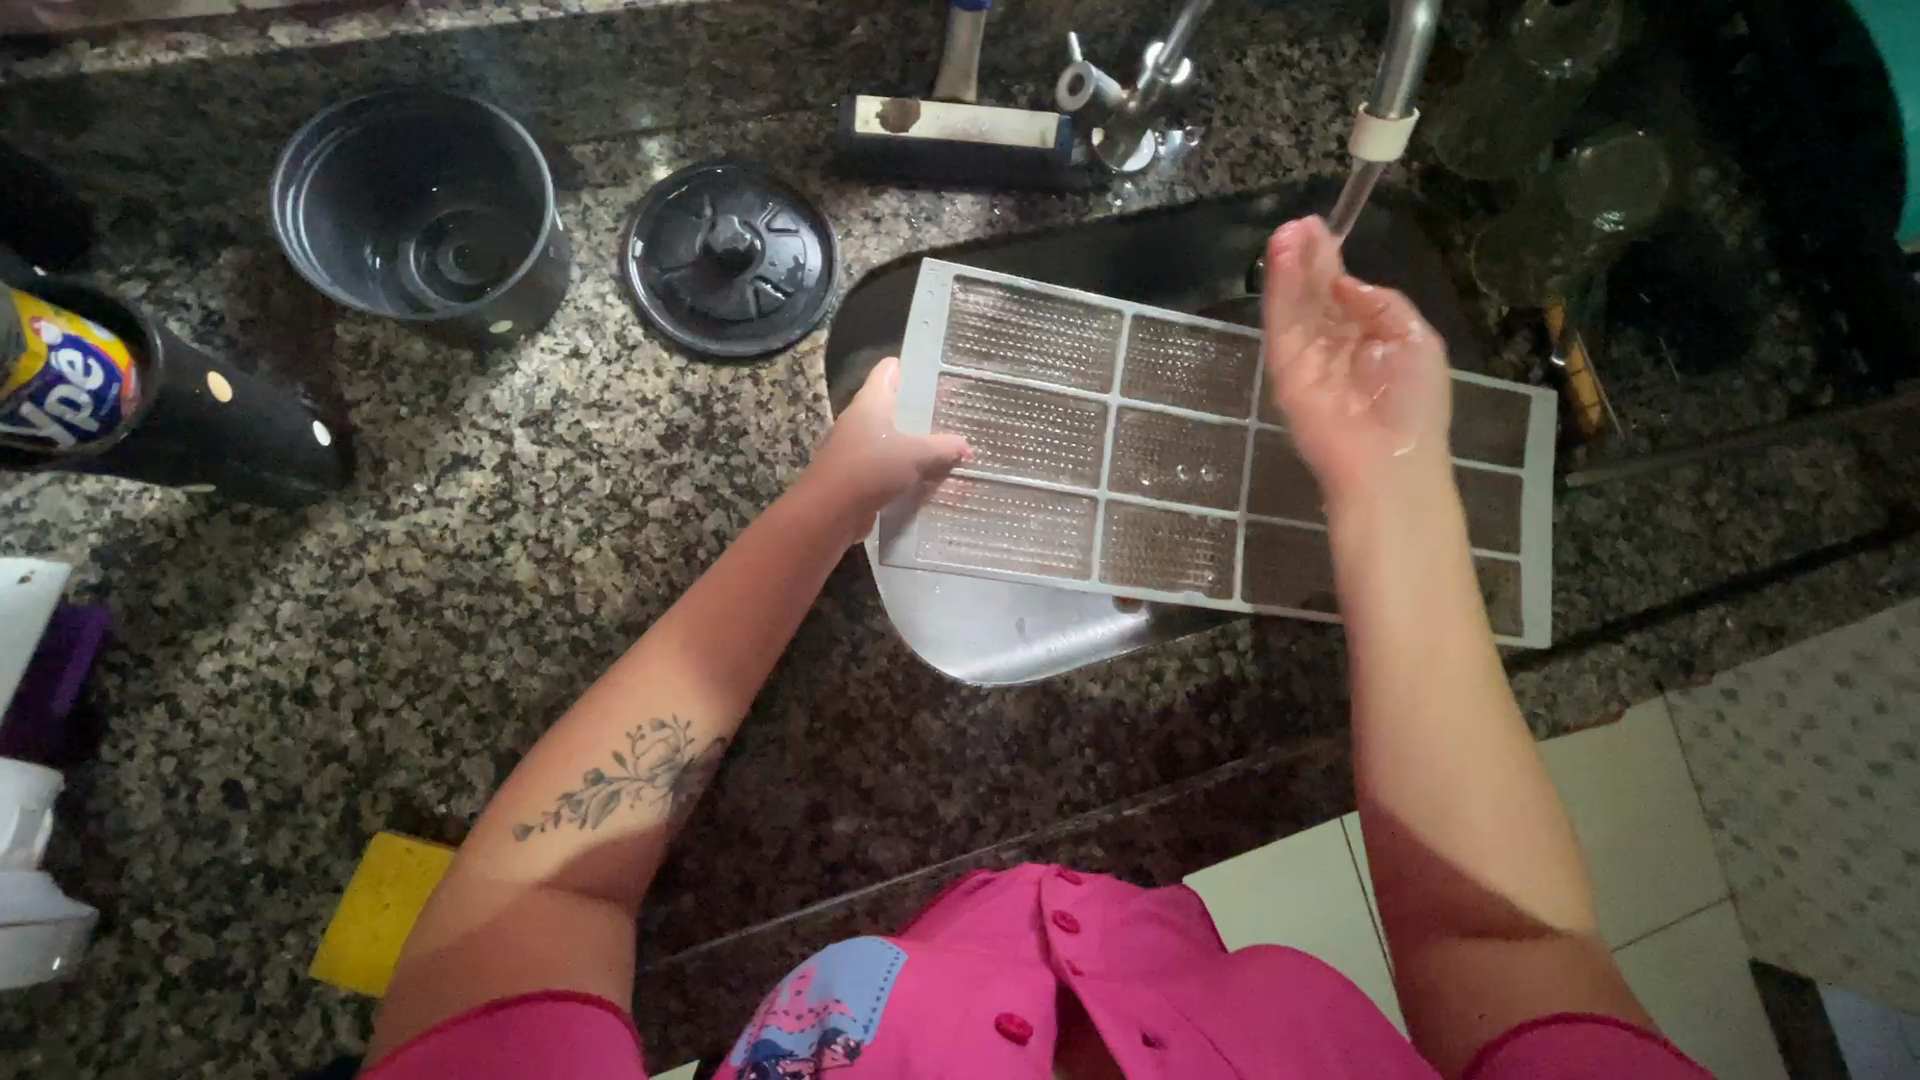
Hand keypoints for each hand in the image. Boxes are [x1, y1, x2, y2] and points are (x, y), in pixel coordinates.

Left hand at [800, 356, 970, 535]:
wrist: (830, 513)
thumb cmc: (871, 468)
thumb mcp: (916, 455)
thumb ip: (944, 448)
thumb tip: (966, 447)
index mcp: (871, 401)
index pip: (890, 369)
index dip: (914, 367)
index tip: (942, 376)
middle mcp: (862, 420)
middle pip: (896, 407)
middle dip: (924, 414)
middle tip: (955, 418)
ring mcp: (858, 449)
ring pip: (895, 441)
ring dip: (919, 448)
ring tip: (951, 451)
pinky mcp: (859, 477)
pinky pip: (891, 469)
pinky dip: (909, 474)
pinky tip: (932, 481)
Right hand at [1262, 217, 1452, 505]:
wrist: (1389, 458)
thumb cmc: (1413, 405)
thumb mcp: (1417, 340)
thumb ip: (1383, 306)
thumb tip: (1344, 282)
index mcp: (1365, 337)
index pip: (1339, 293)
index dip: (1329, 262)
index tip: (1320, 230)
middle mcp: (1331, 344)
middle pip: (1312, 293)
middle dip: (1305, 258)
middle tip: (1298, 224)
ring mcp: (1305, 358)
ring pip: (1294, 304)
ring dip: (1287, 268)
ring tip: (1285, 232)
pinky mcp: (1284, 371)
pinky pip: (1280, 324)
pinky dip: (1278, 291)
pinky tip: (1279, 260)